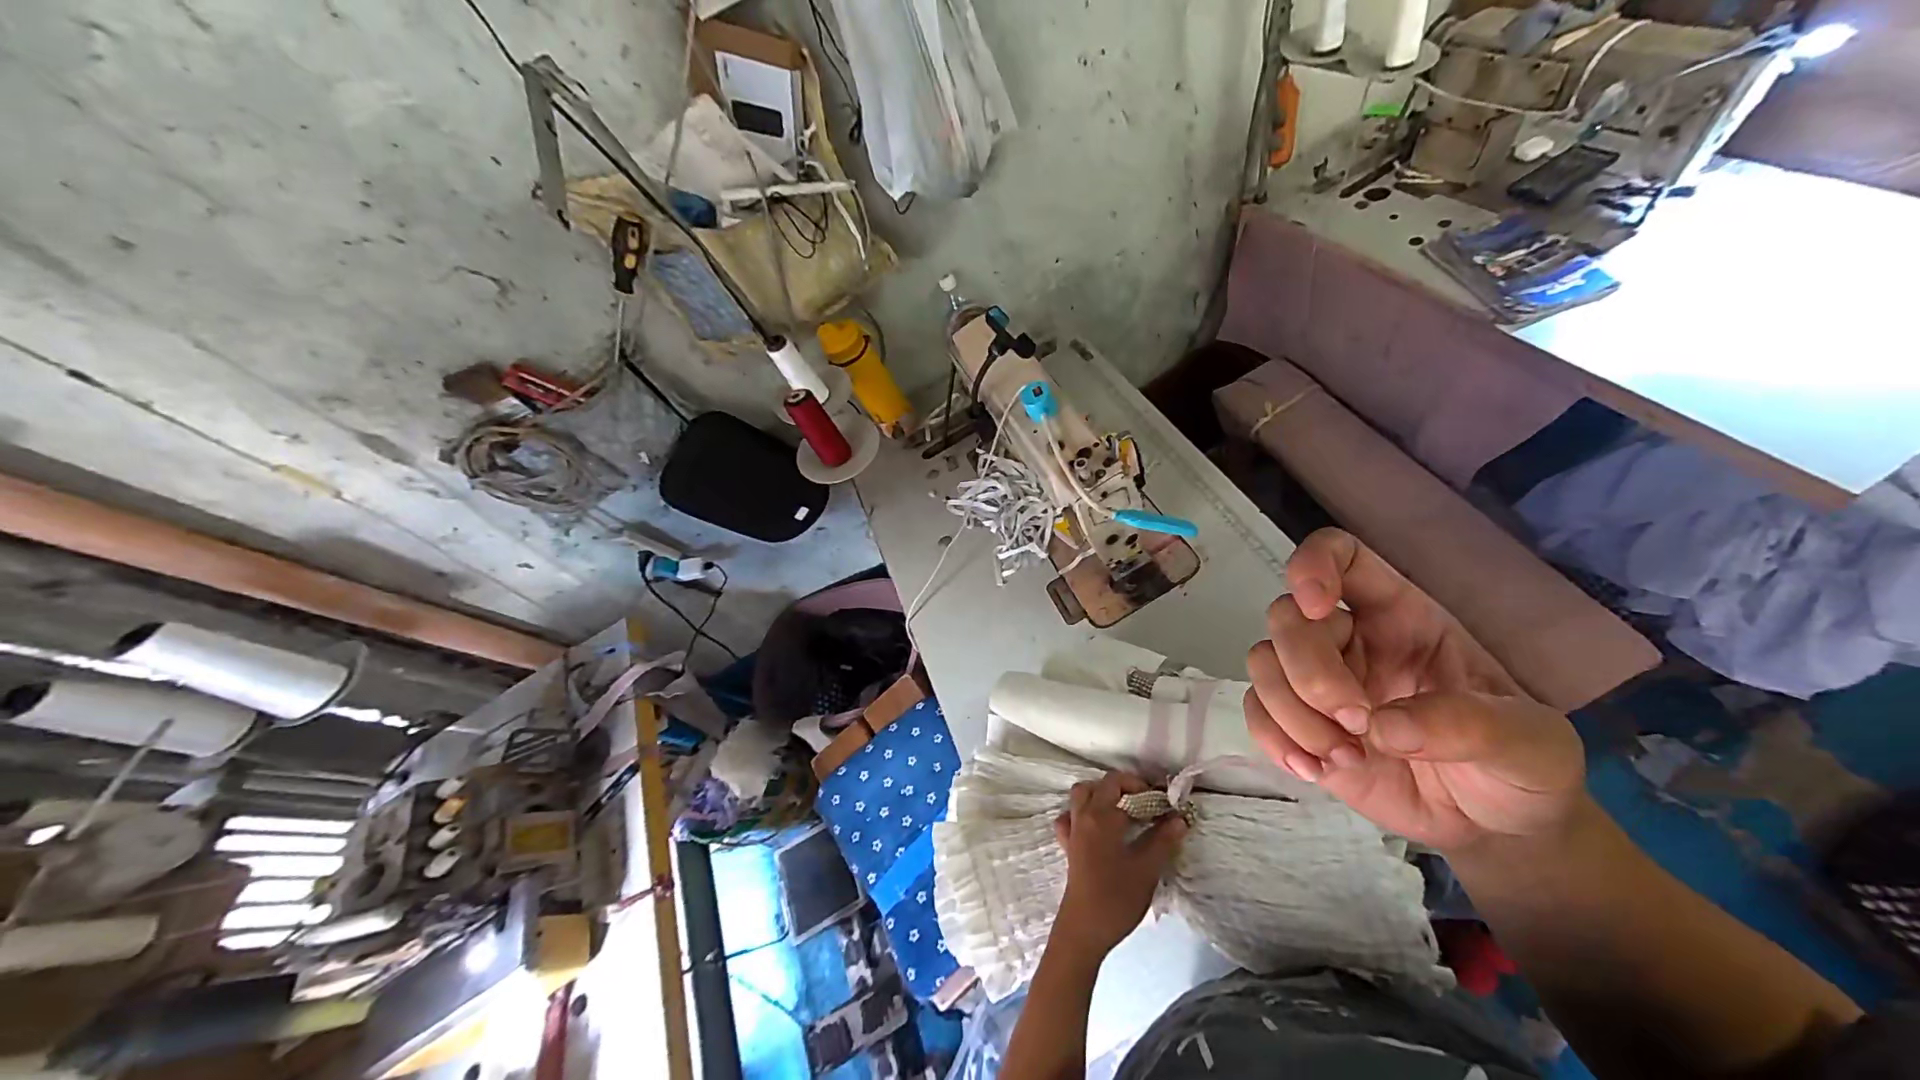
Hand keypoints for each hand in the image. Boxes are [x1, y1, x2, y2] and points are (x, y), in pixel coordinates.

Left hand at [1050, 771, 1186, 957]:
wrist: (1085, 928)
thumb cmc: (1117, 897)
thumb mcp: (1147, 868)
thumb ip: (1164, 839)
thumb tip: (1180, 817)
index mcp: (1101, 815)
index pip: (1117, 782)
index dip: (1141, 786)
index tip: (1161, 804)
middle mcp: (1082, 816)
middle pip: (1098, 785)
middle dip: (1123, 788)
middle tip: (1145, 806)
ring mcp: (1072, 831)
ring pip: (1081, 797)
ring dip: (1101, 797)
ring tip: (1125, 814)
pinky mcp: (1068, 847)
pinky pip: (1070, 818)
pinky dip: (1083, 815)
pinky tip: (1099, 829)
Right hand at [1243, 528, 1585, 854]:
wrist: (1495, 831)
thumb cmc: (1519, 767)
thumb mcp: (1531, 745)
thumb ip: (1470, 726)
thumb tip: (1382, 726)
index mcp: (1402, 617)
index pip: (1343, 557)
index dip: (1316, 564)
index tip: (1318, 606)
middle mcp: (1349, 639)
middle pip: (1287, 616)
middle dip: (1309, 672)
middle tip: (1357, 723)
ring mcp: (1317, 682)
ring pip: (1262, 662)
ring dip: (1292, 713)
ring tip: (1345, 757)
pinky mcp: (1297, 724)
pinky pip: (1254, 710)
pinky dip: (1274, 739)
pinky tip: (1314, 769)